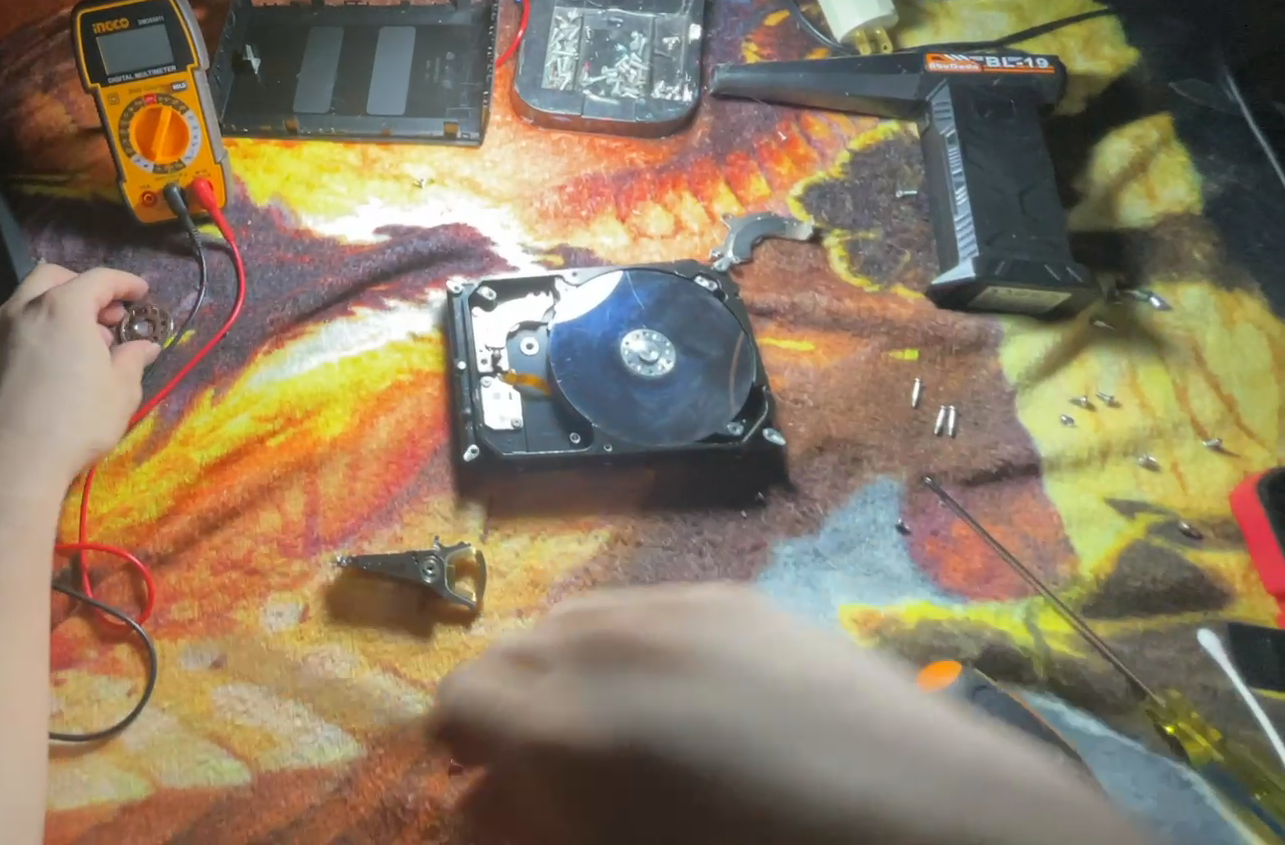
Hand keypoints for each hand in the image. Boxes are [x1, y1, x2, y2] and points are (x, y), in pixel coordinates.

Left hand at [0, 264, 160, 497]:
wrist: (10, 464)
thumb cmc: (76, 421)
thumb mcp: (121, 390)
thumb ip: (133, 359)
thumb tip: (144, 346)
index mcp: (63, 307)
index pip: (99, 278)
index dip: (125, 282)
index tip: (143, 293)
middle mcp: (25, 309)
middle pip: (56, 277)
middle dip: (86, 286)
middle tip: (110, 314)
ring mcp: (0, 333)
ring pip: (32, 299)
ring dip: (62, 307)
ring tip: (89, 342)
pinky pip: (19, 325)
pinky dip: (43, 327)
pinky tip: (61, 361)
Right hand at [430, 583, 1147, 844]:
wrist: (955, 836)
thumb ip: (533, 827)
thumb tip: (477, 803)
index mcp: (567, 727)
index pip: (460, 700)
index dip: (461, 741)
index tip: (483, 776)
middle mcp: (599, 644)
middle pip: (504, 650)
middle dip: (507, 704)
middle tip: (550, 759)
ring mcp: (664, 607)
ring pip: (564, 620)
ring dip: (564, 669)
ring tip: (616, 723)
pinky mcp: (723, 595)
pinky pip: (633, 608)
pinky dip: (624, 647)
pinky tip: (679, 692)